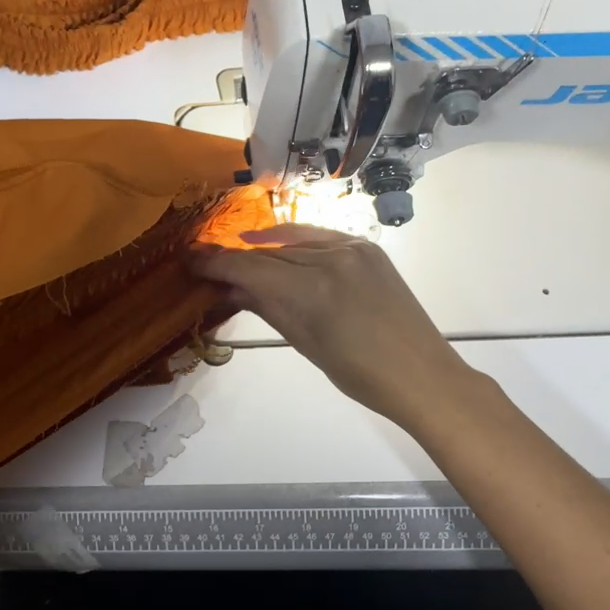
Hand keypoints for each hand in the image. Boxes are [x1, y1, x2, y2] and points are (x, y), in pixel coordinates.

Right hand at [193, 224, 462, 420]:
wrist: (421, 373)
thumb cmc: (358, 373)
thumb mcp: (303, 342)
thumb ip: (265, 306)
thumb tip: (228, 287)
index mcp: (311, 290)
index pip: (249, 267)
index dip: (215, 262)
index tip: (189, 259)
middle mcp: (330, 258)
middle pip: (266, 252)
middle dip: (233, 256)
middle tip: (204, 258)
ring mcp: (352, 248)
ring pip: (292, 239)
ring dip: (262, 247)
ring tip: (237, 252)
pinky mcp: (366, 246)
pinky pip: (319, 236)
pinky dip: (294, 240)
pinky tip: (276, 244)